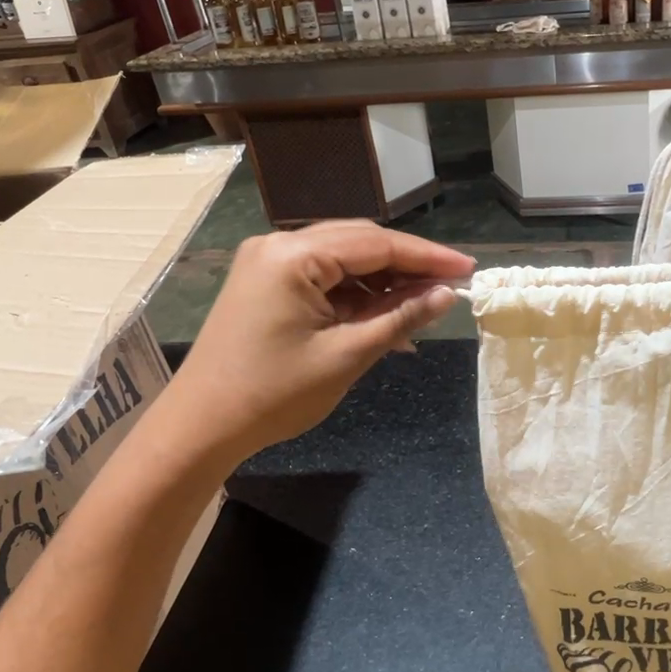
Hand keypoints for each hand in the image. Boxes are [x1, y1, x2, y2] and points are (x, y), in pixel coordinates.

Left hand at [160, 221, 473, 461]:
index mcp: (294, 255)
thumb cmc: (274, 394)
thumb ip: (400, 317)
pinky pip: (324, 279)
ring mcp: (269, 263)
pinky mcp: (267, 284)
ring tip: (425, 308)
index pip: (377, 244)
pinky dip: (357, 296)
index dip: (427, 257)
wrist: (202, 426)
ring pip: (344, 261)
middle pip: (360, 244)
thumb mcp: (346, 355)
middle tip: (452, 286)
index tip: (468, 269)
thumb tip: (447, 295)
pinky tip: (387, 318)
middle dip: (408, 266)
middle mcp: (279, 246)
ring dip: (384, 284)